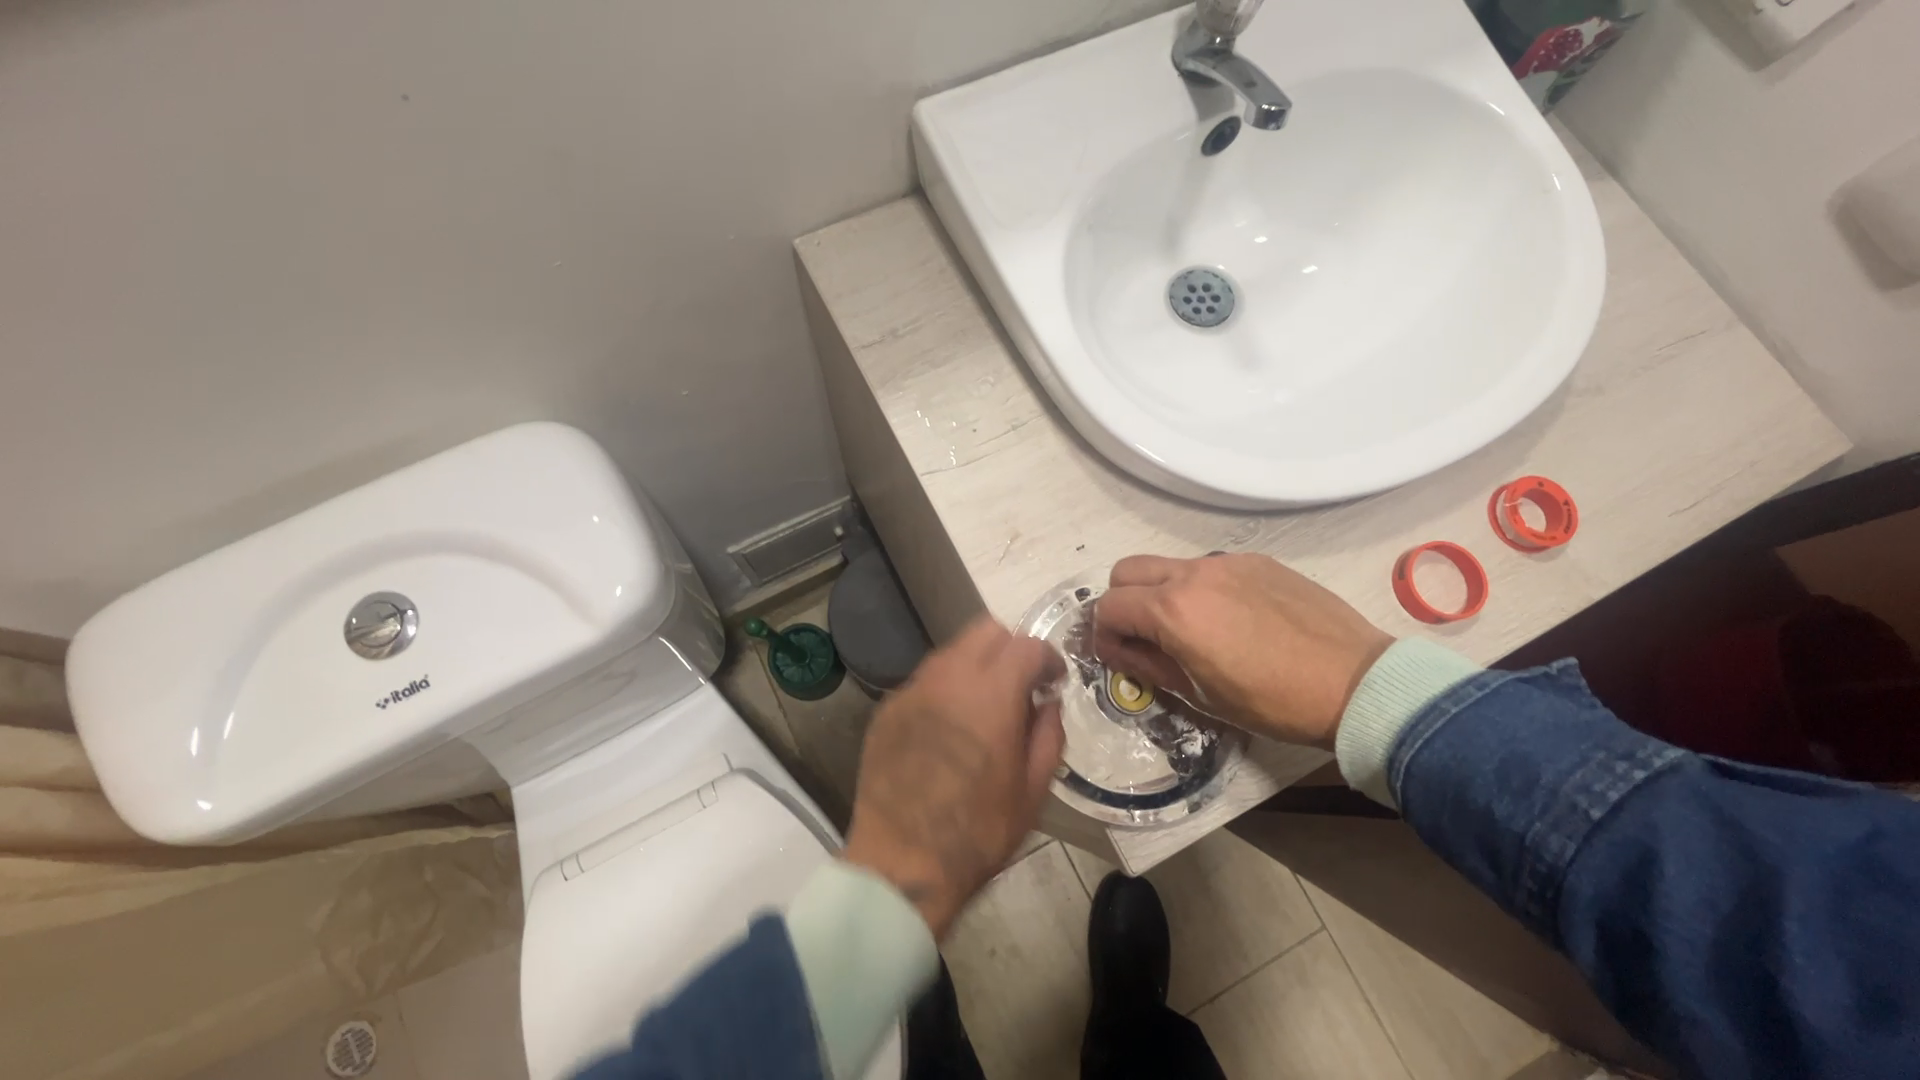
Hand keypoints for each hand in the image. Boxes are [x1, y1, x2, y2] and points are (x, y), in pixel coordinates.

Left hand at [843, 616, 1066, 938]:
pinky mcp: (887, 710)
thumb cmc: (979, 832)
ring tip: (984, 707)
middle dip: (1011, 649)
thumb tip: (1046, 702)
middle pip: (985, 631)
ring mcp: (912, 691)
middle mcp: (948, 678)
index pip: (1027, 645)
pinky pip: (924, 682)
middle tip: (1021, 685)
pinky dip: (945, 690)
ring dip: (976, 667)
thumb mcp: (1033, 788)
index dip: (1047, 658)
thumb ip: (1048, 733)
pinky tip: (949, 729)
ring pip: (951, 652)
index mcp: (991, 693)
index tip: (1053, 682)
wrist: (902, 863)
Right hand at [1091, 553, 1392, 749]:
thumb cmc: (1271, 702)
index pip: (1109, 606)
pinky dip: (1202, 588)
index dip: (1104, 634)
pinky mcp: (1259, 561)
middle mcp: (1194, 574)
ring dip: (1162, 592)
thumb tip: (1118, 650)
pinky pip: (1210, 568)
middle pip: (1127, 570)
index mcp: (1173, 610)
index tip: (1118, 656)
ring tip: (1192, 629)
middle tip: (1143, 636)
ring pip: (1169, 565)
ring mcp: (1228, 562)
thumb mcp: (1199, 694)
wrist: (1355, 683)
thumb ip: (1147, 664)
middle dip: (1123, 601)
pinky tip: (1232, 619)